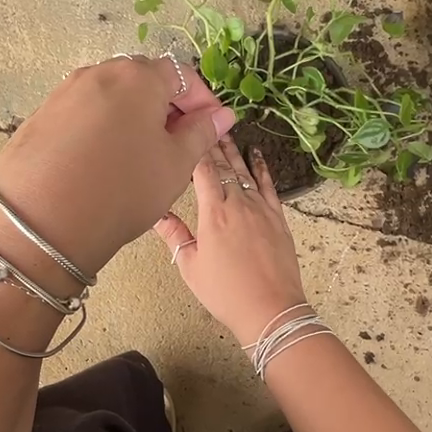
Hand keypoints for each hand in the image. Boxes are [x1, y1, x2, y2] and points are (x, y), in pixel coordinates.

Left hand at [0, 54, 234, 279]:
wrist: (44, 221)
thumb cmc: (123, 189)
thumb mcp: (175, 164)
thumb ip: (200, 133)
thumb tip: (220, 114)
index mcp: (139, 76)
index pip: (182, 74)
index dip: (203, 100)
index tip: (212, 127)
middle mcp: (100, 73)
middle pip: (144, 80)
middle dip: (167, 106)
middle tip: (178, 145)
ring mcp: (65, 92)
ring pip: (112, 97)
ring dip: (133, 118)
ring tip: (141, 157)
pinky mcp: (41, 116)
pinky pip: (84, 114)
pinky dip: (102, 130)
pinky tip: (104, 164)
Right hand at [153, 137, 308, 342]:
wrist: (270, 310)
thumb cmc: (226, 293)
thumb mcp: (190, 265)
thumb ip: (173, 234)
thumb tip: (154, 212)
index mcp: (213, 213)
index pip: (202, 170)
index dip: (194, 148)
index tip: (187, 130)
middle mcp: (238, 204)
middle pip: (223, 165)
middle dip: (213, 143)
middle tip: (204, 121)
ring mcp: (260, 209)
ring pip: (244, 171)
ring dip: (234, 150)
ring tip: (225, 131)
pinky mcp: (277, 218)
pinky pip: (268, 185)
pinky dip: (261, 168)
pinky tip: (256, 155)